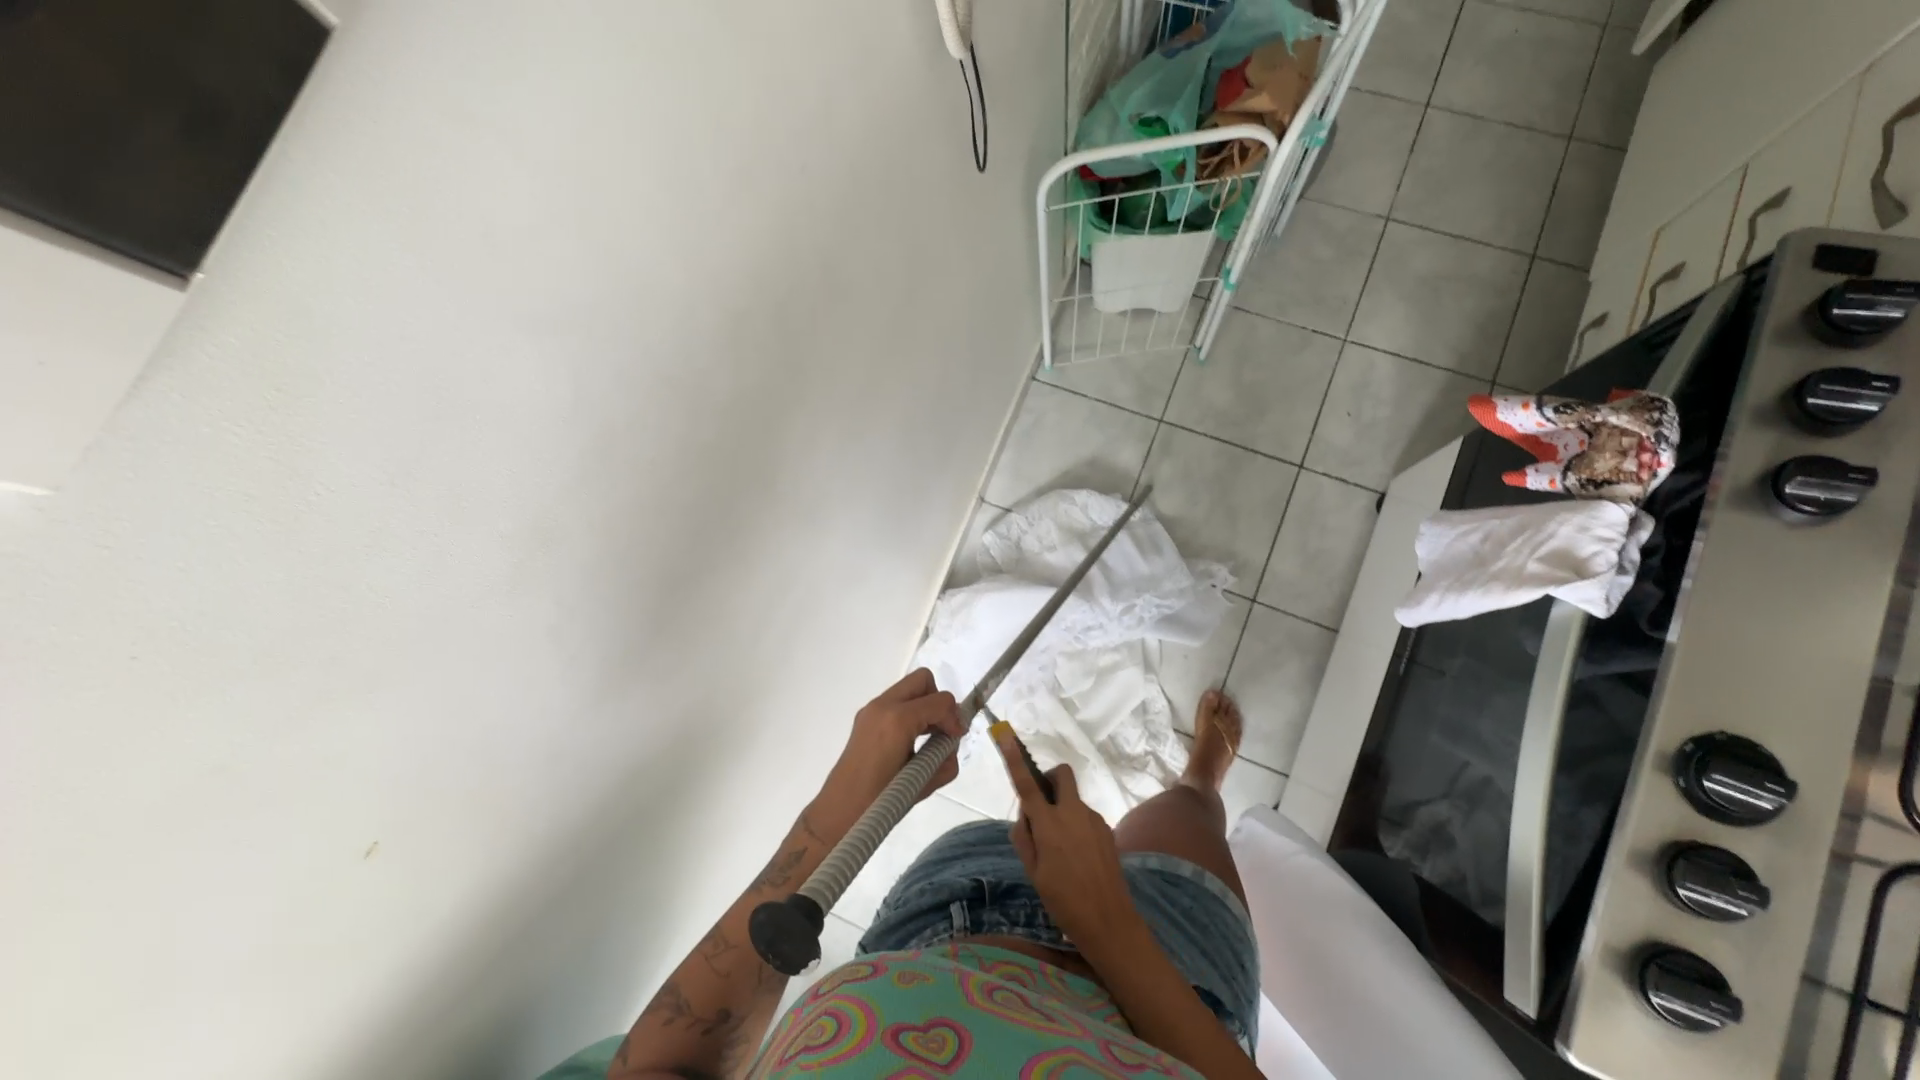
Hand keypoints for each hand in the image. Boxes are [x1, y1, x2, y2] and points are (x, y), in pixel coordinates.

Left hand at [820, 669, 967, 816]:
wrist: (841, 810)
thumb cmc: (882, 800)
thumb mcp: (925, 783)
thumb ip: (947, 759)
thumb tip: (950, 743)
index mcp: (898, 719)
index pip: (941, 700)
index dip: (954, 719)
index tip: (955, 739)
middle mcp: (882, 706)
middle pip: (922, 680)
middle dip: (938, 703)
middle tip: (942, 731)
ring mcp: (870, 710)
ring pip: (908, 690)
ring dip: (924, 708)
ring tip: (927, 741)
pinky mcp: (864, 718)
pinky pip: (895, 704)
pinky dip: (909, 715)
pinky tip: (909, 744)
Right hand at [994, 726, 1142, 946]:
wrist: (1109, 922)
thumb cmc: (1063, 900)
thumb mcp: (1033, 872)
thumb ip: (1024, 837)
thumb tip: (1025, 814)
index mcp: (1049, 824)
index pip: (1028, 784)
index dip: (1015, 759)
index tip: (1007, 736)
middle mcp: (1073, 813)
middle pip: (1061, 775)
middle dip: (1050, 779)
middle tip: (1042, 806)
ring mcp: (1094, 819)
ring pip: (1073, 800)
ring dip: (1063, 810)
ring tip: (1060, 852)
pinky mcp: (1107, 830)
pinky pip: (1085, 817)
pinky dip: (1076, 826)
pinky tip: (1077, 859)